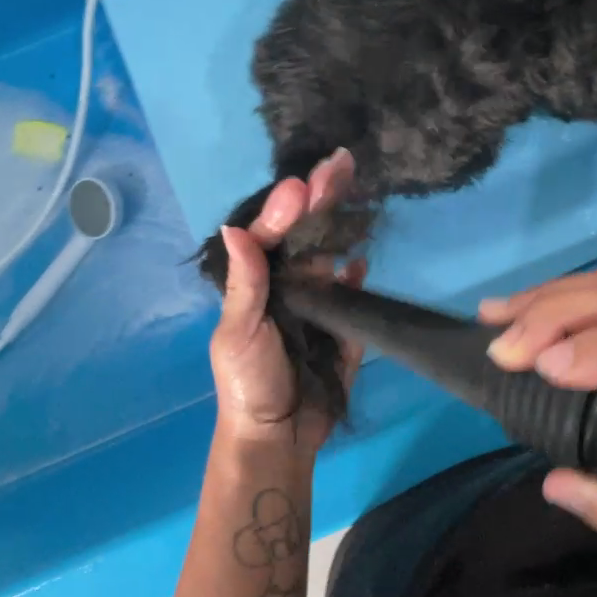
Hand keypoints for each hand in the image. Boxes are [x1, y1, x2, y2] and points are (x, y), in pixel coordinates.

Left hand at [211, 149, 364, 453]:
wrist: (279, 435)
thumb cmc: (248, 382)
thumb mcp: (238, 334)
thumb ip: (245, 283)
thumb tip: (235, 229)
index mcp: (256, 281)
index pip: (271, 234)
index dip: (285, 209)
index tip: (302, 185)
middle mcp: (286, 281)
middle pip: (305, 231)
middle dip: (320, 195)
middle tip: (340, 161)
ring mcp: (317, 300)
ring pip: (329, 250)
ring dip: (341, 219)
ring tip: (354, 184)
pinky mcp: (344, 323)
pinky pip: (352, 289)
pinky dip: (356, 271)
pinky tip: (361, 254)